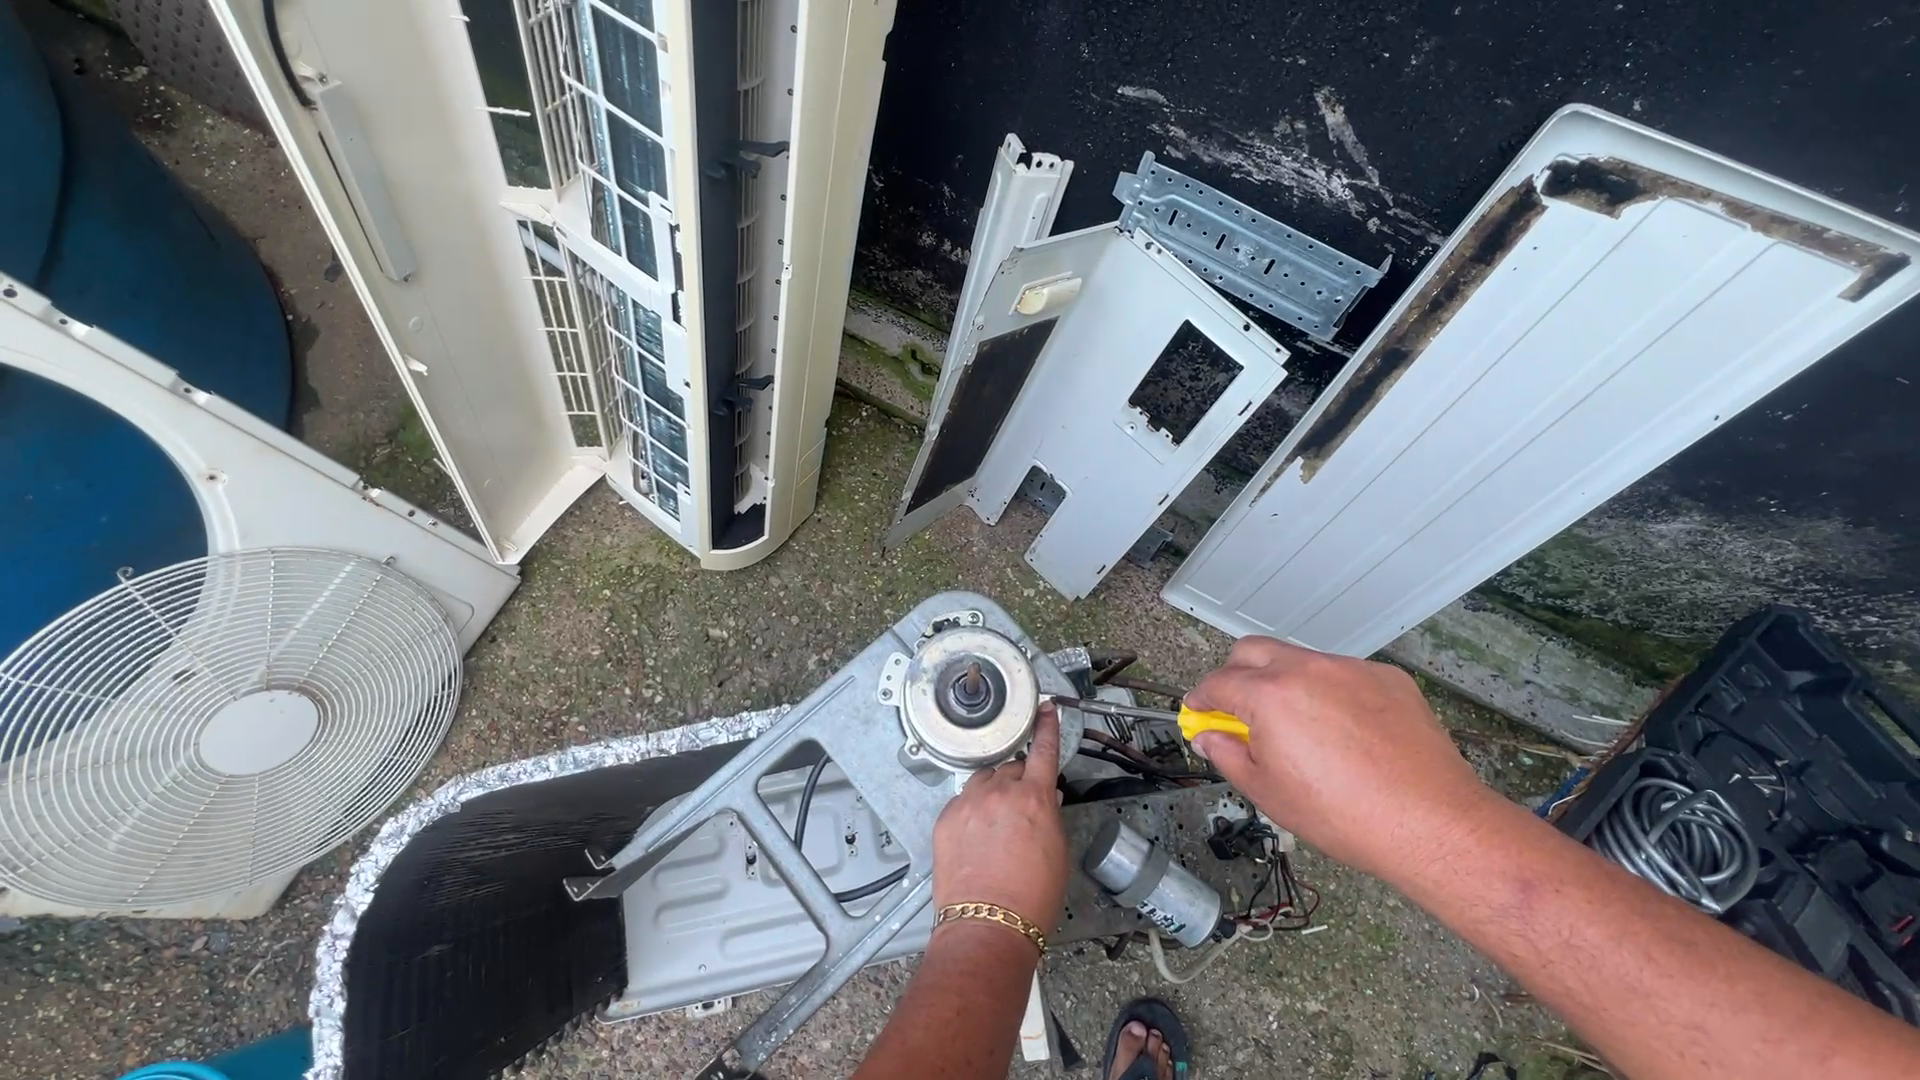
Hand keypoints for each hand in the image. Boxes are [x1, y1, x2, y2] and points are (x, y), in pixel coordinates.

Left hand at [930, 704, 1067, 932]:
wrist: (988, 926)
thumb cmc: (1030, 898)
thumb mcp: (1057, 852)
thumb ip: (1049, 816)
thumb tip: (1045, 800)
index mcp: (1034, 798)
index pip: (1043, 750)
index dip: (1046, 727)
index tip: (1046, 710)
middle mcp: (999, 793)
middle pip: (1011, 769)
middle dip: (1019, 782)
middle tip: (1022, 809)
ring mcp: (969, 804)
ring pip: (984, 781)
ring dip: (993, 793)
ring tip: (997, 825)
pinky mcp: (946, 818)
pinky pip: (962, 801)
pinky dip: (972, 811)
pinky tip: (977, 837)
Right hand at [1184, 637, 1497, 883]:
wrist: (1432, 823)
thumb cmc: (1343, 814)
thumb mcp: (1268, 793)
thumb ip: (1228, 755)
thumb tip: (1209, 737)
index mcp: (1270, 695)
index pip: (1218, 682)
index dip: (1200, 698)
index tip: (1198, 710)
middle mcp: (1307, 668)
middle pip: (1252, 650)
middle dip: (1235, 674)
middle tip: (1238, 709)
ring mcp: (1351, 668)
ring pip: (1300, 659)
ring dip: (1283, 681)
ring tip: (1298, 726)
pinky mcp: (1388, 678)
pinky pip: (1343, 673)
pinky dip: (1329, 691)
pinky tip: (1344, 731)